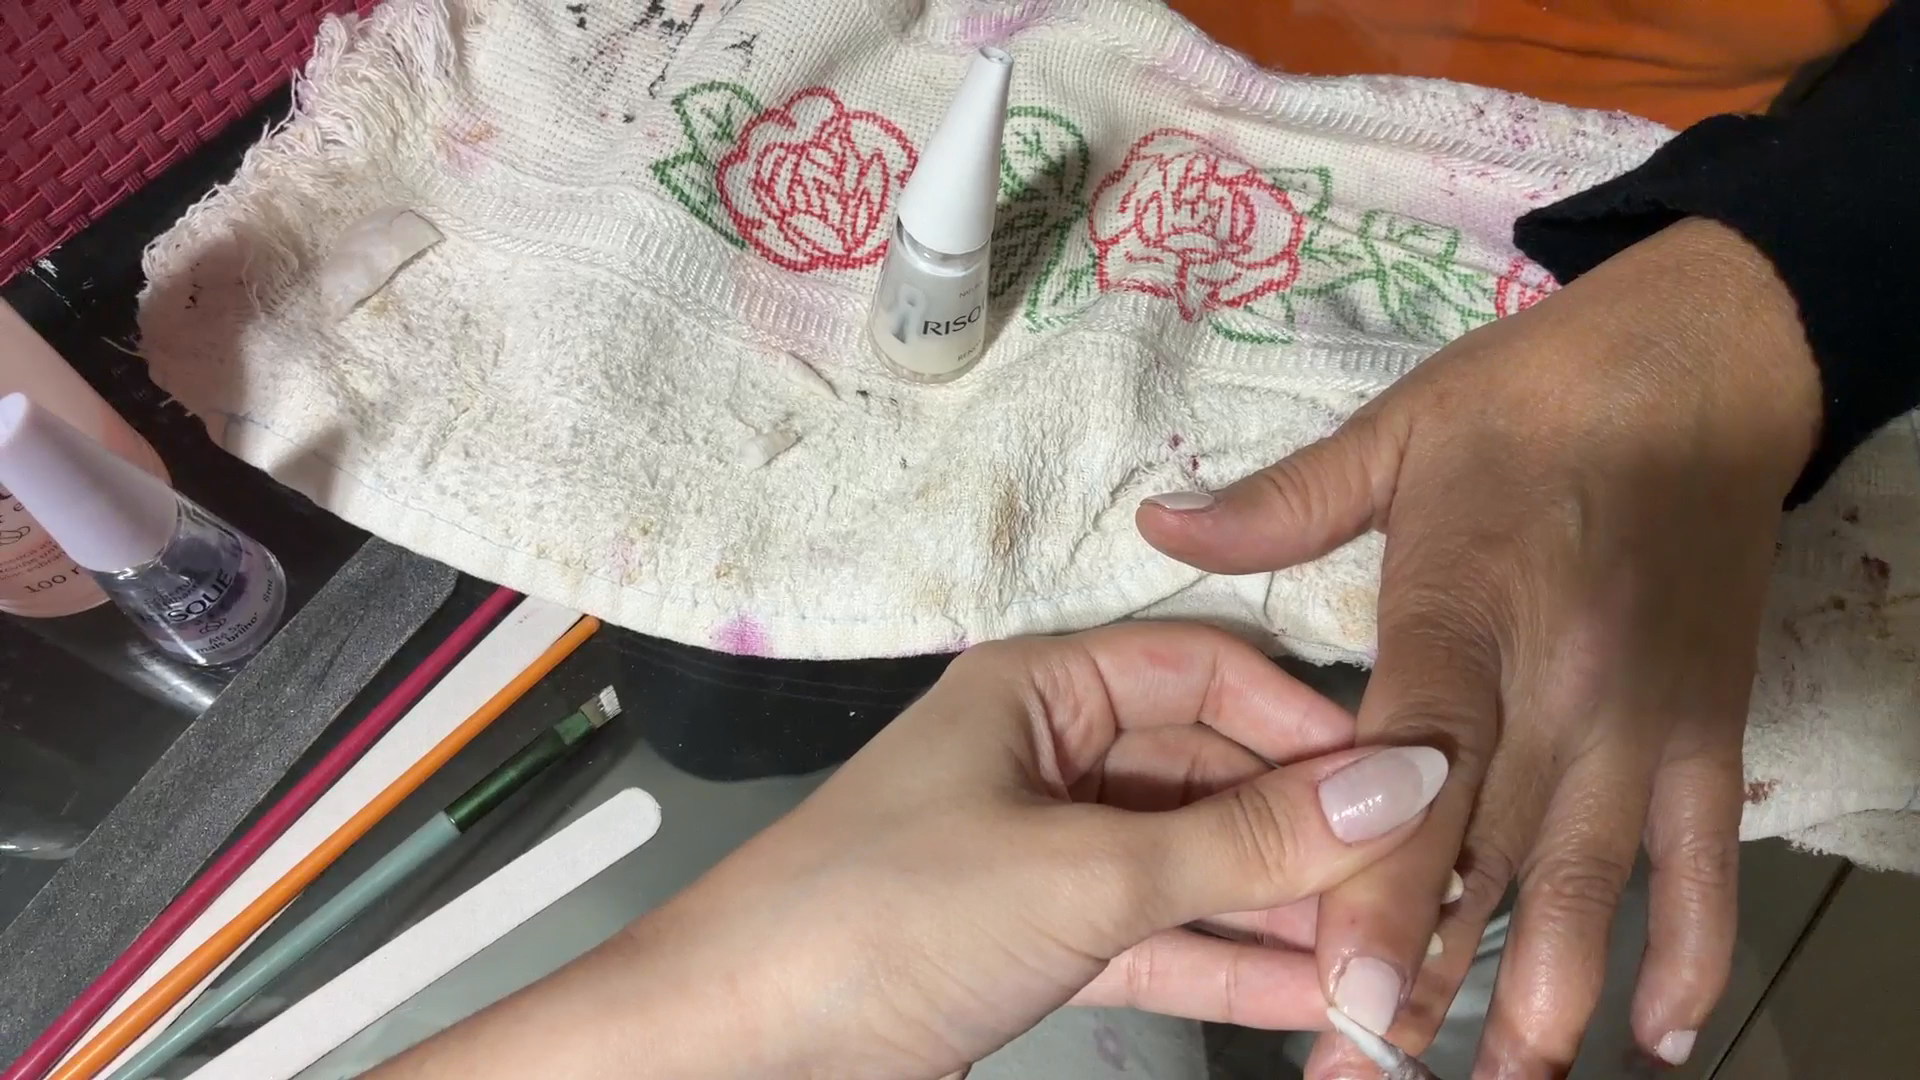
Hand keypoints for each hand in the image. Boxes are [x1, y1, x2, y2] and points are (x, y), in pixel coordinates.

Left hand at [373, 624, 1447, 1079]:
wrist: (741, 1043)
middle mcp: (1048, 746)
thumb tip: (1390, 784)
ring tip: (1388, 953)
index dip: (1300, 719)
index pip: (1200, 671)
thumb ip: (1241, 838)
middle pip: (1201, 767)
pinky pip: (1154, 924)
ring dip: (1276, 905)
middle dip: (1299, 829)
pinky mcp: (1039, 920)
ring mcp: (1045, 836)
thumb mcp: (1083, 869)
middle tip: (1414, 890)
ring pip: (1186, 854)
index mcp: (1041, 687)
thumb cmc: (893, 912)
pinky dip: (1225, 958)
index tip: (1400, 780)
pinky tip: (1315, 995)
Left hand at [1137, 219, 1820, 1076]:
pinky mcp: (1711, 720)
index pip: (1412, 770)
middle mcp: (1562, 686)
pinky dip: (1681, 940)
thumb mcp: (1385, 439)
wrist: (1702, 362)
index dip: (1380, 878)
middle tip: (1381, 1071)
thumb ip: (1271, 508)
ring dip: (1543, 990)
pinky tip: (1657, 1028)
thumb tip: (1155, 523)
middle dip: (1439, 971)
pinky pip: (1700, 852)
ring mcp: (1648, 714)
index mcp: (1463, 616)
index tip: (1352, 985)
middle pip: (1491, 854)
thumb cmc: (1520, 403)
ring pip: (1589, 879)